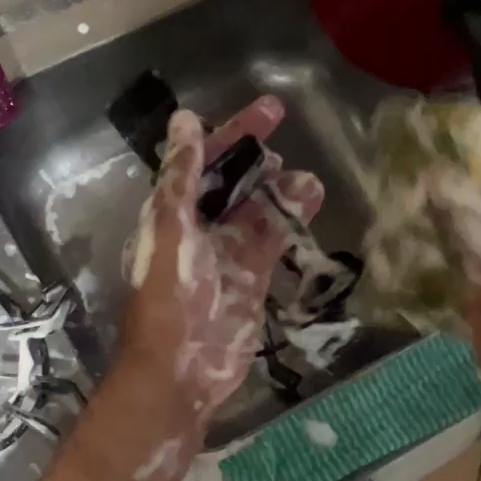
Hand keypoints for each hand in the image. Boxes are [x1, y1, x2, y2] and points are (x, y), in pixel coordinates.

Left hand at [119, 96, 325, 419]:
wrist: (181, 368)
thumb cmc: (169, 298)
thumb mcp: (171, 230)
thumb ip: (180, 178)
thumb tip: (185, 121)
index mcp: (173, 213)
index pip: (204, 161)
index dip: (232, 133)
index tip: (270, 111)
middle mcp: (200, 229)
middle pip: (234, 182)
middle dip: (259, 158)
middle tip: (286, 138)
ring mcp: (229, 255)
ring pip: (259, 211)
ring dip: (282, 191)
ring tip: (309, 181)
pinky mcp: (253, 280)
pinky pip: (274, 242)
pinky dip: (291, 221)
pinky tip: (311, 204)